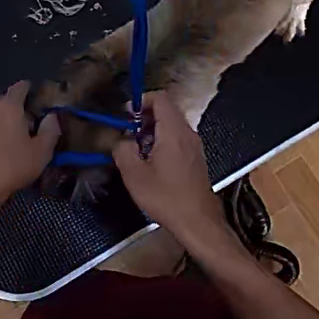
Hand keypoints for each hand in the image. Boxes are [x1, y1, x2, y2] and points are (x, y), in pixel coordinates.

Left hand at [0, 82, 61, 219]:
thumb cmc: (8, 171)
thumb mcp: (42, 153)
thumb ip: (51, 130)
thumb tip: (52, 119)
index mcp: (8, 108)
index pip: (19, 87)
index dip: (28, 89)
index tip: (31, 92)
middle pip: (0, 100)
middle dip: (11, 108)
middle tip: (23, 125)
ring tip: (4, 142)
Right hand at [110, 92, 231, 250]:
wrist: (197, 221)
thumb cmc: (165, 197)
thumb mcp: (134, 174)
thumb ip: (123, 149)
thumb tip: (122, 139)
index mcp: (173, 131)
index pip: (161, 98)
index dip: (141, 100)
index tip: (126, 115)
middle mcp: (188, 133)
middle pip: (167, 109)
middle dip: (145, 116)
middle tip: (128, 132)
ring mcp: (194, 145)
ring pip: (172, 124)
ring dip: (153, 130)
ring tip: (137, 148)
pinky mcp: (196, 158)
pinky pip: (178, 138)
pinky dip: (163, 140)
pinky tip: (151, 161)